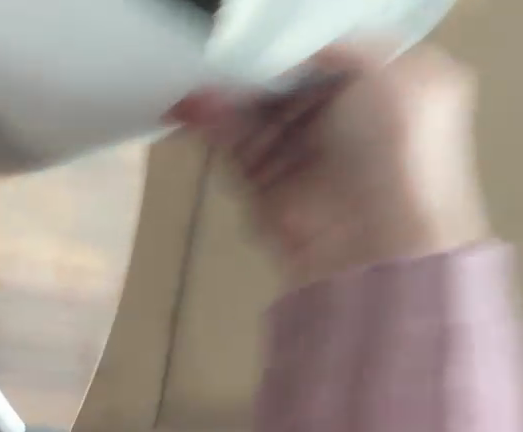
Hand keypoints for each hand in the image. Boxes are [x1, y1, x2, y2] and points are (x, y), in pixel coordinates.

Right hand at [171, 43, 490, 288]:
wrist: (365, 232)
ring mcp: (303, 151)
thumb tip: (288, 56)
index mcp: (389, 83)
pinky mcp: (265, 181)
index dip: (292, 49)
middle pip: (283, 86)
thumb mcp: (384, 71)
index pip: (330, 55)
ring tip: (191, 94)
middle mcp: (345, 117)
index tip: (256, 41)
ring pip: (253, 118)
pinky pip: (234, 149)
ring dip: (221, 105)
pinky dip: (212, 132)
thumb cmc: (396, 152)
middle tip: (214, 67)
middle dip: (248, 78)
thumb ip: (336, 52)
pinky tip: (191, 114)